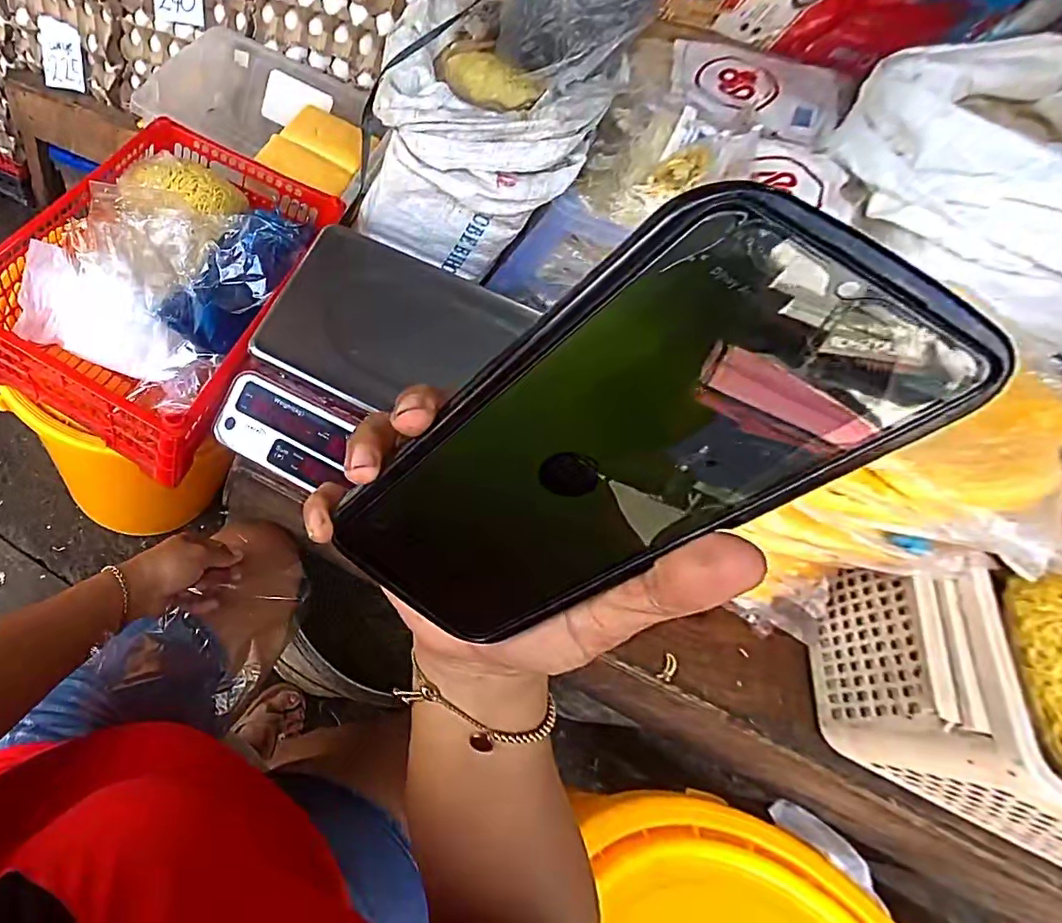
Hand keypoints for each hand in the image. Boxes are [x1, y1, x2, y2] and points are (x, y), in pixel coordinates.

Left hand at [117, 533, 244, 618]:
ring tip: (228, 591)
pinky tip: (214, 604)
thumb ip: (220, 555)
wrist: (140, 590)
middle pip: (208, 564)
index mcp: (188, 543)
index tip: (242, 561)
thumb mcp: (200, 555)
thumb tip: (238, 553)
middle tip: (238, 578)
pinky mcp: (172, 598)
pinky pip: (191, 599)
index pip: (212, 546)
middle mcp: (183, 559)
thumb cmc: (171, 566)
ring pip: (200, 582)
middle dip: (222, 570)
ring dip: (214, 586)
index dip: (227, 553)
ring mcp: (176, 579)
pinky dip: (202, 602)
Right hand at [302, 385, 765, 682]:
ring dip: (359, 447)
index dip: (456, 398)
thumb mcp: (603, 603)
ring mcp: (405, 497)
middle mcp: (448, 471)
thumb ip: (661, 582)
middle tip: (404, 427)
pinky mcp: (373, 532)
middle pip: (413, 420)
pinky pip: (336, 504)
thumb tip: (738, 557)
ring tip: (359, 477)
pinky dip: (323, 505)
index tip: (440, 407)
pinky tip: (325, 524)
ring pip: (372, 447)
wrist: (488, 663)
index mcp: (502, 471)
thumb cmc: (545, 620)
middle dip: (398, 413)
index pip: (477, 413)